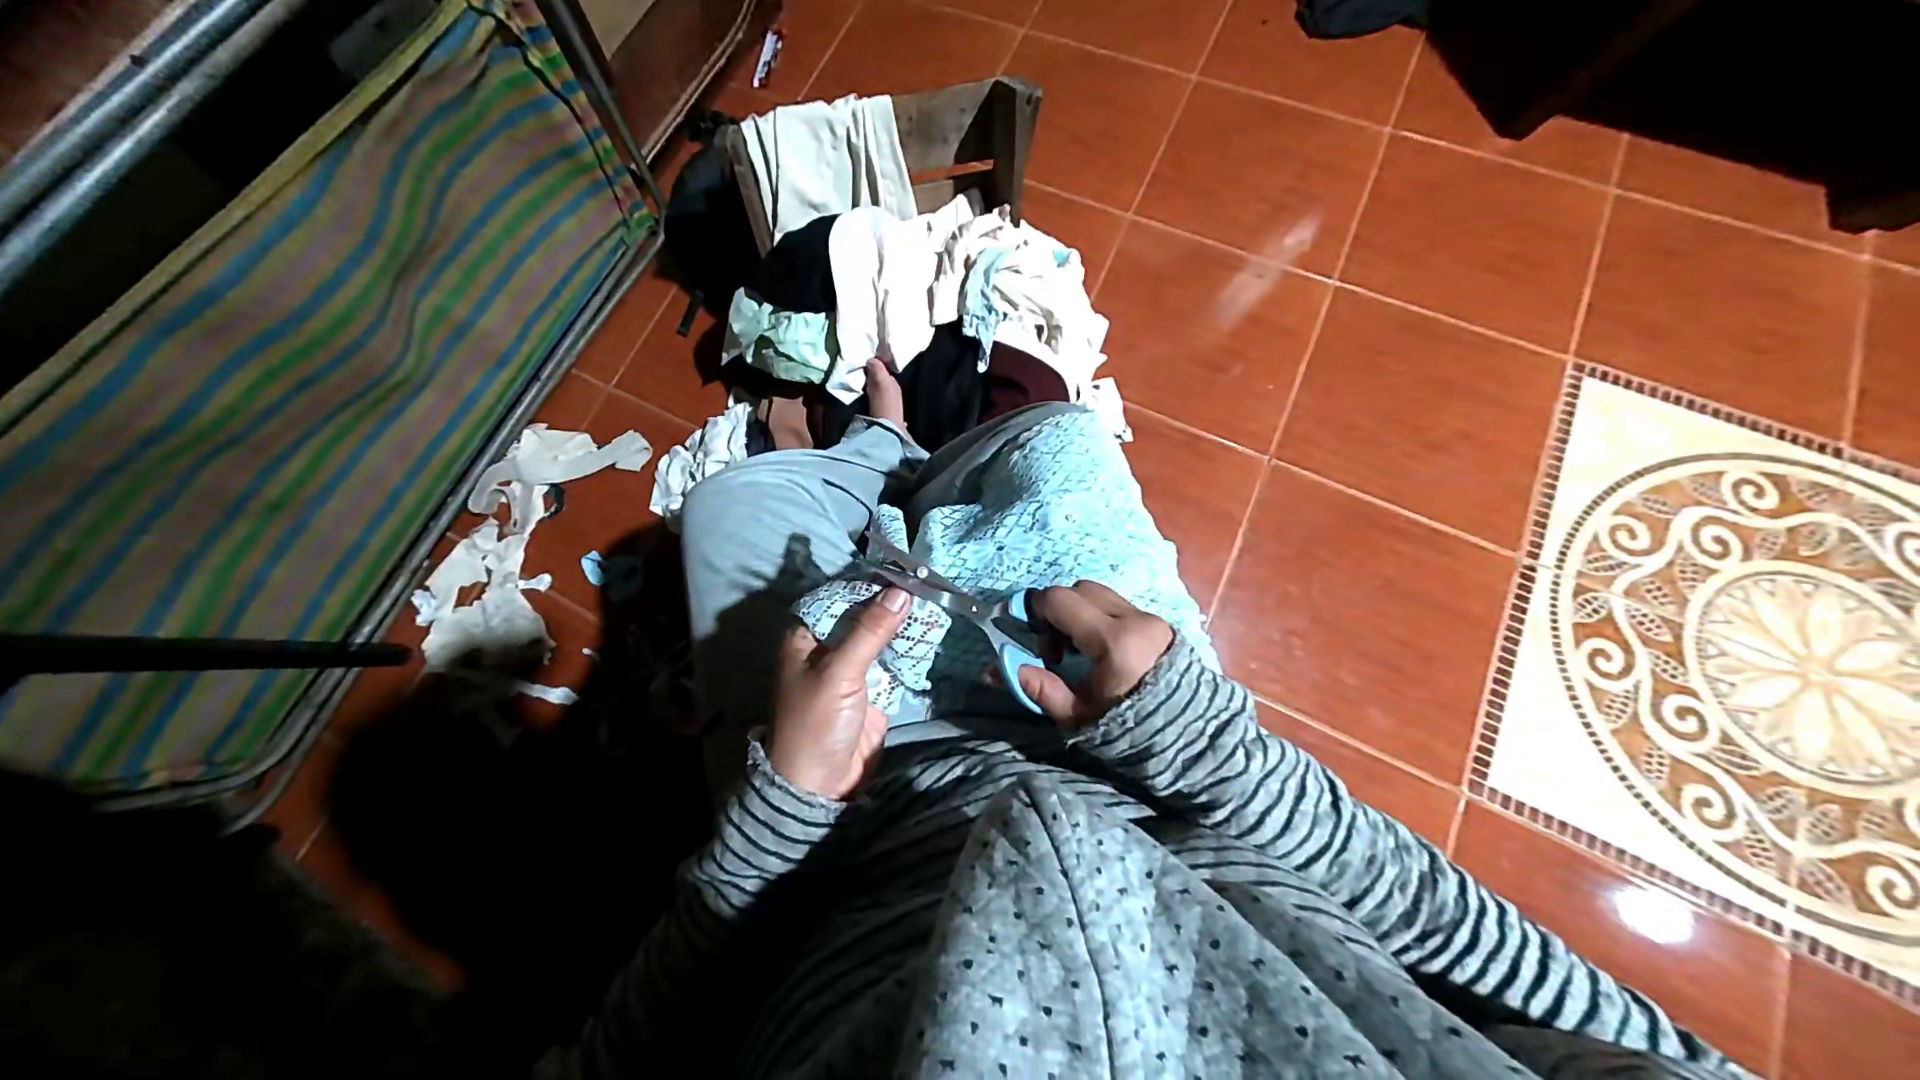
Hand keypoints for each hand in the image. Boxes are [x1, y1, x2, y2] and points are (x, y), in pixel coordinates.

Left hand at [766, 587, 910, 798]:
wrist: (822, 784)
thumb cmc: (816, 722)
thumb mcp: (840, 672)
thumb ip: (870, 630)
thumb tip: (900, 591)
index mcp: (806, 637)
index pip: (839, 596)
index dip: (869, 583)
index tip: (903, 569)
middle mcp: (828, 646)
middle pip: (863, 614)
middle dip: (891, 601)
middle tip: (927, 581)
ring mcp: (852, 666)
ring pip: (881, 635)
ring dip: (904, 623)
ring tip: (935, 598)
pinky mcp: (872, 686)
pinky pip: (893, 658)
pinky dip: (910, 647)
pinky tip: (931, 630)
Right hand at [1016, 581, 1172, 731]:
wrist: (1189, 738)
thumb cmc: (1130, 731)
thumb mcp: (1079, 717)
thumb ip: (1041, 688)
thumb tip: (1003, 668)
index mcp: (1114, 642)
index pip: (1060, 599)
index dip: (1035, 609)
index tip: (1030, 635)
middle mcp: (1134, 620)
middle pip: (1079, 589)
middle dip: (1057, 609)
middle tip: (1054, 646)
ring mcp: (1150, 618)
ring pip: (1100, 594)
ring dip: (1078, 611)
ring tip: (1076, 648)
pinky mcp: (1158, 623)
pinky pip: (1117, 605)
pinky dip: (1098, 616)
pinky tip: (1097, 648)